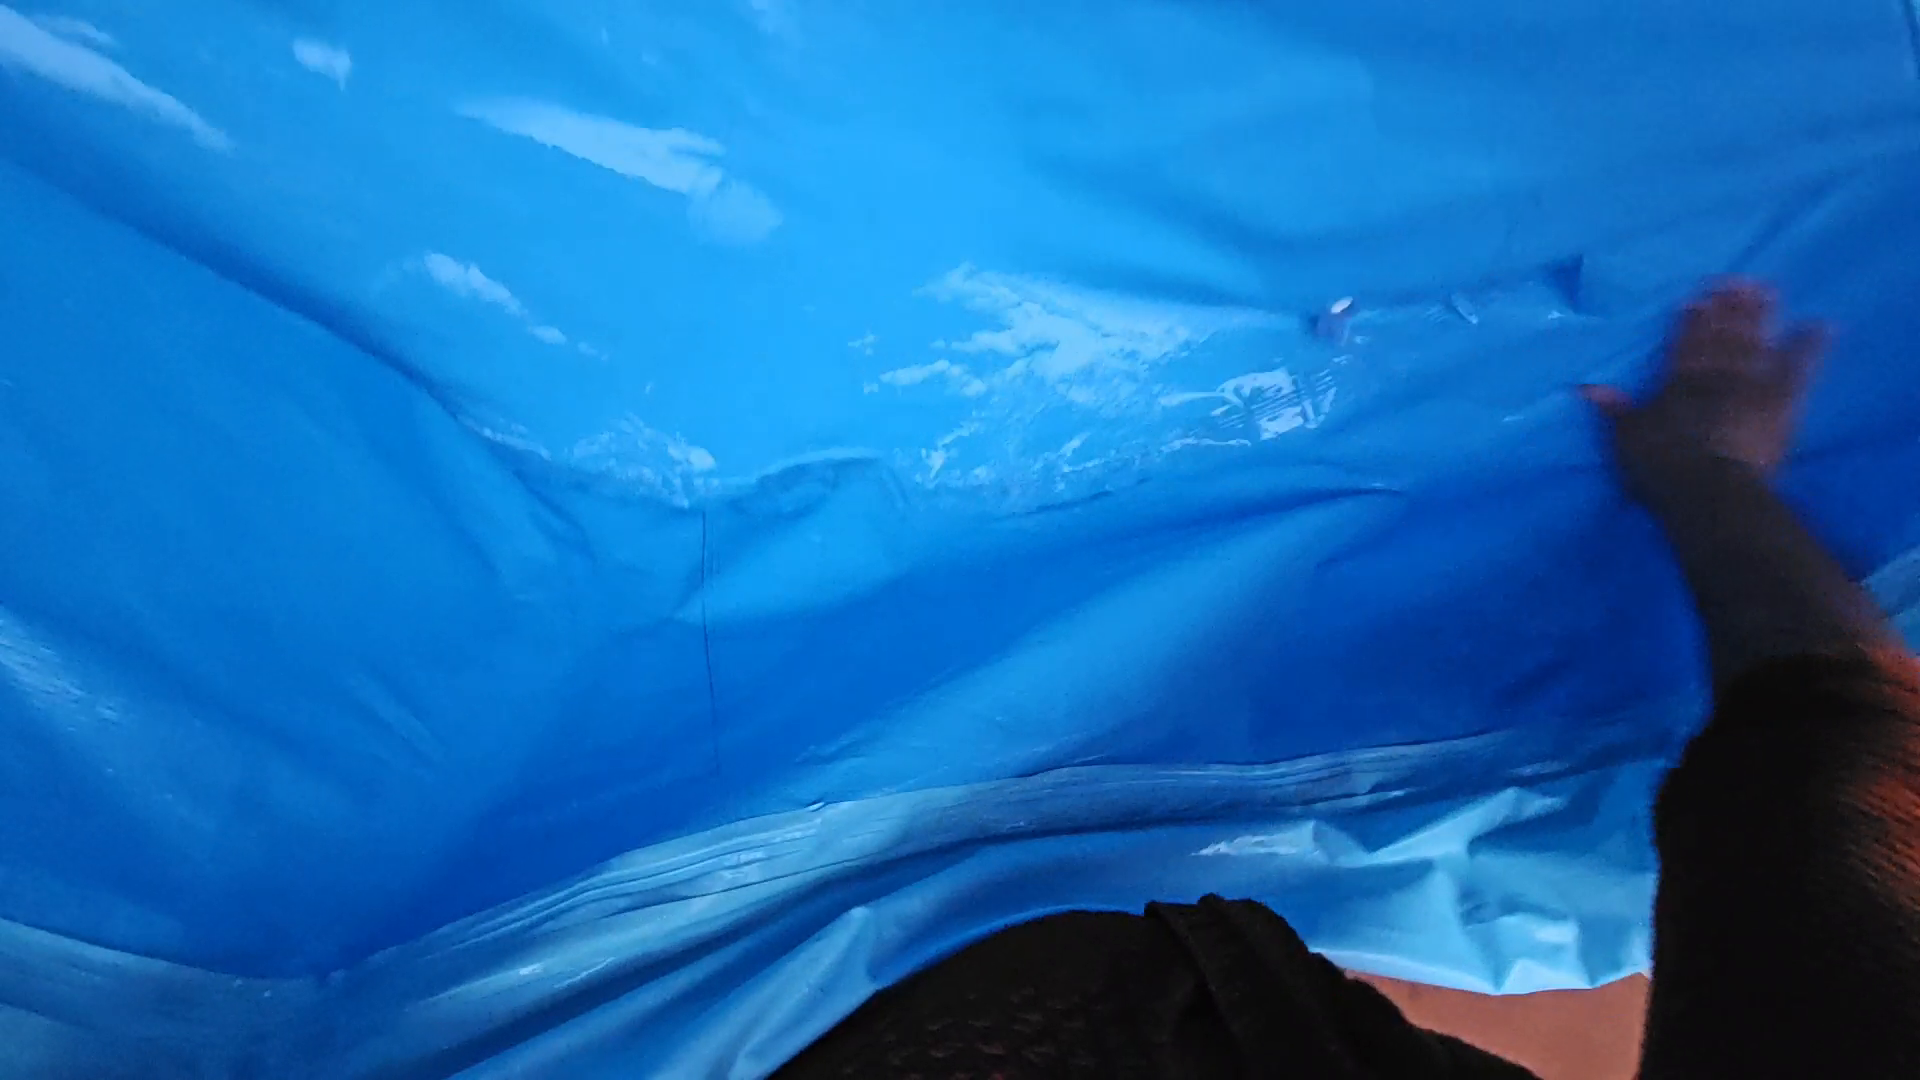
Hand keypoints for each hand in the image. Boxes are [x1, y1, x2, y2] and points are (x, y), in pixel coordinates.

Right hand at [1584, 282, 1825, 491]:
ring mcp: (1751, 387)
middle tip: (1735, 281)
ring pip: (1754, 344)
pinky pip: (1798, 370)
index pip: (1683, 346)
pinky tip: (1817, 325)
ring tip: (1764, 291)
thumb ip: (1613, 410)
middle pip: (1722, 338)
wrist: (1710, 489)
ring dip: (1759, 317)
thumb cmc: (1659, 465)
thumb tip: (1586, 387)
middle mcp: (1715, 378)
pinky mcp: (1781, 402)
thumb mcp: (1625, 438)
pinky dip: (1808, 347)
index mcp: (1676, 385)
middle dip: (1728, 310)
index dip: (1689, 322)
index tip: (1695, 298)